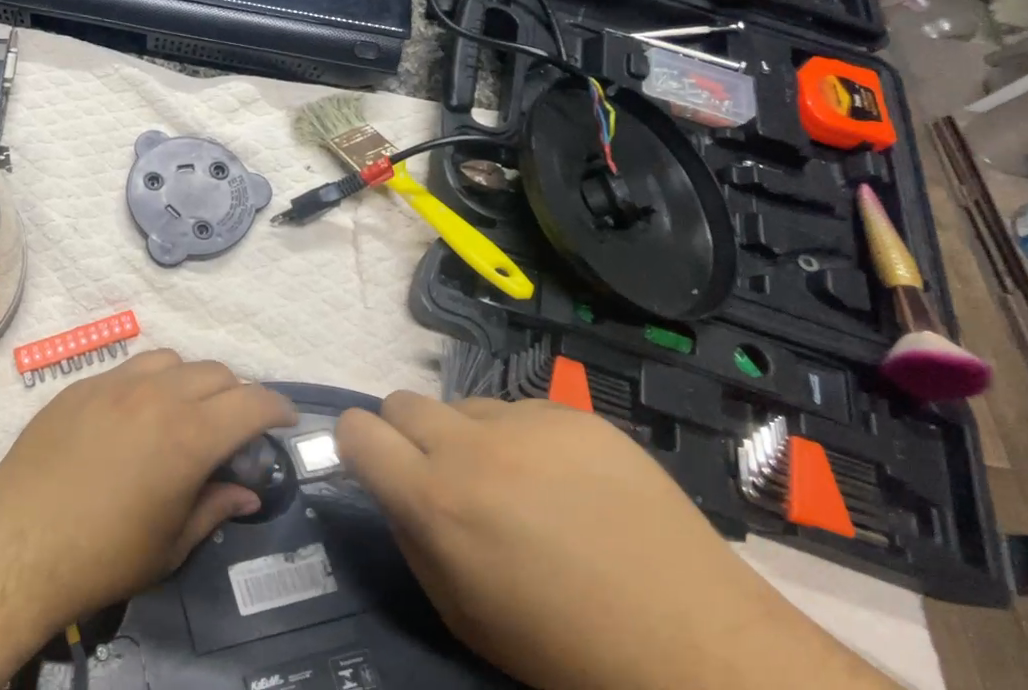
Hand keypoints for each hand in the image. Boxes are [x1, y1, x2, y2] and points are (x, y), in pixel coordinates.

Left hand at [0, 350, 296, 629]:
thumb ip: (214, 508)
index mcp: (189, 435)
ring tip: (183, 414)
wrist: (18, 544)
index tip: (284, 421)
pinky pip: (125, 369)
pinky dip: (146, 384)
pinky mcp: (76, 388)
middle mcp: (154, 396)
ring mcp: (110, 385)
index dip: (277, 407)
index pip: (251, 402)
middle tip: (233, 429)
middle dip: (236, 395)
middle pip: (214, 372)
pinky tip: (132, 419)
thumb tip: (244, 492)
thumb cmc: (104, 556)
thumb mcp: (171, 545)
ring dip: (190, 381)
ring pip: (169, 360)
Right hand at [336, 393, 894, 689]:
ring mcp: (530, 425)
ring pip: (465, 405)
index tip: (378, 468)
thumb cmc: (560, 644)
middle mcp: (470, 449)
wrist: (692, 644)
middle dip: (408, 436)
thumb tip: (394, 487)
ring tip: (518, 483)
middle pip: (402, 403)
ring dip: (470, 437)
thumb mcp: (456, 608)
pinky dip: (526, 438)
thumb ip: (411, 534)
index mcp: (432, 501)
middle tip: (445, 476)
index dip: (359, 446)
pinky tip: (566, 481)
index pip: (356, 430)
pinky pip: (524, 410)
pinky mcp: (580, 417)